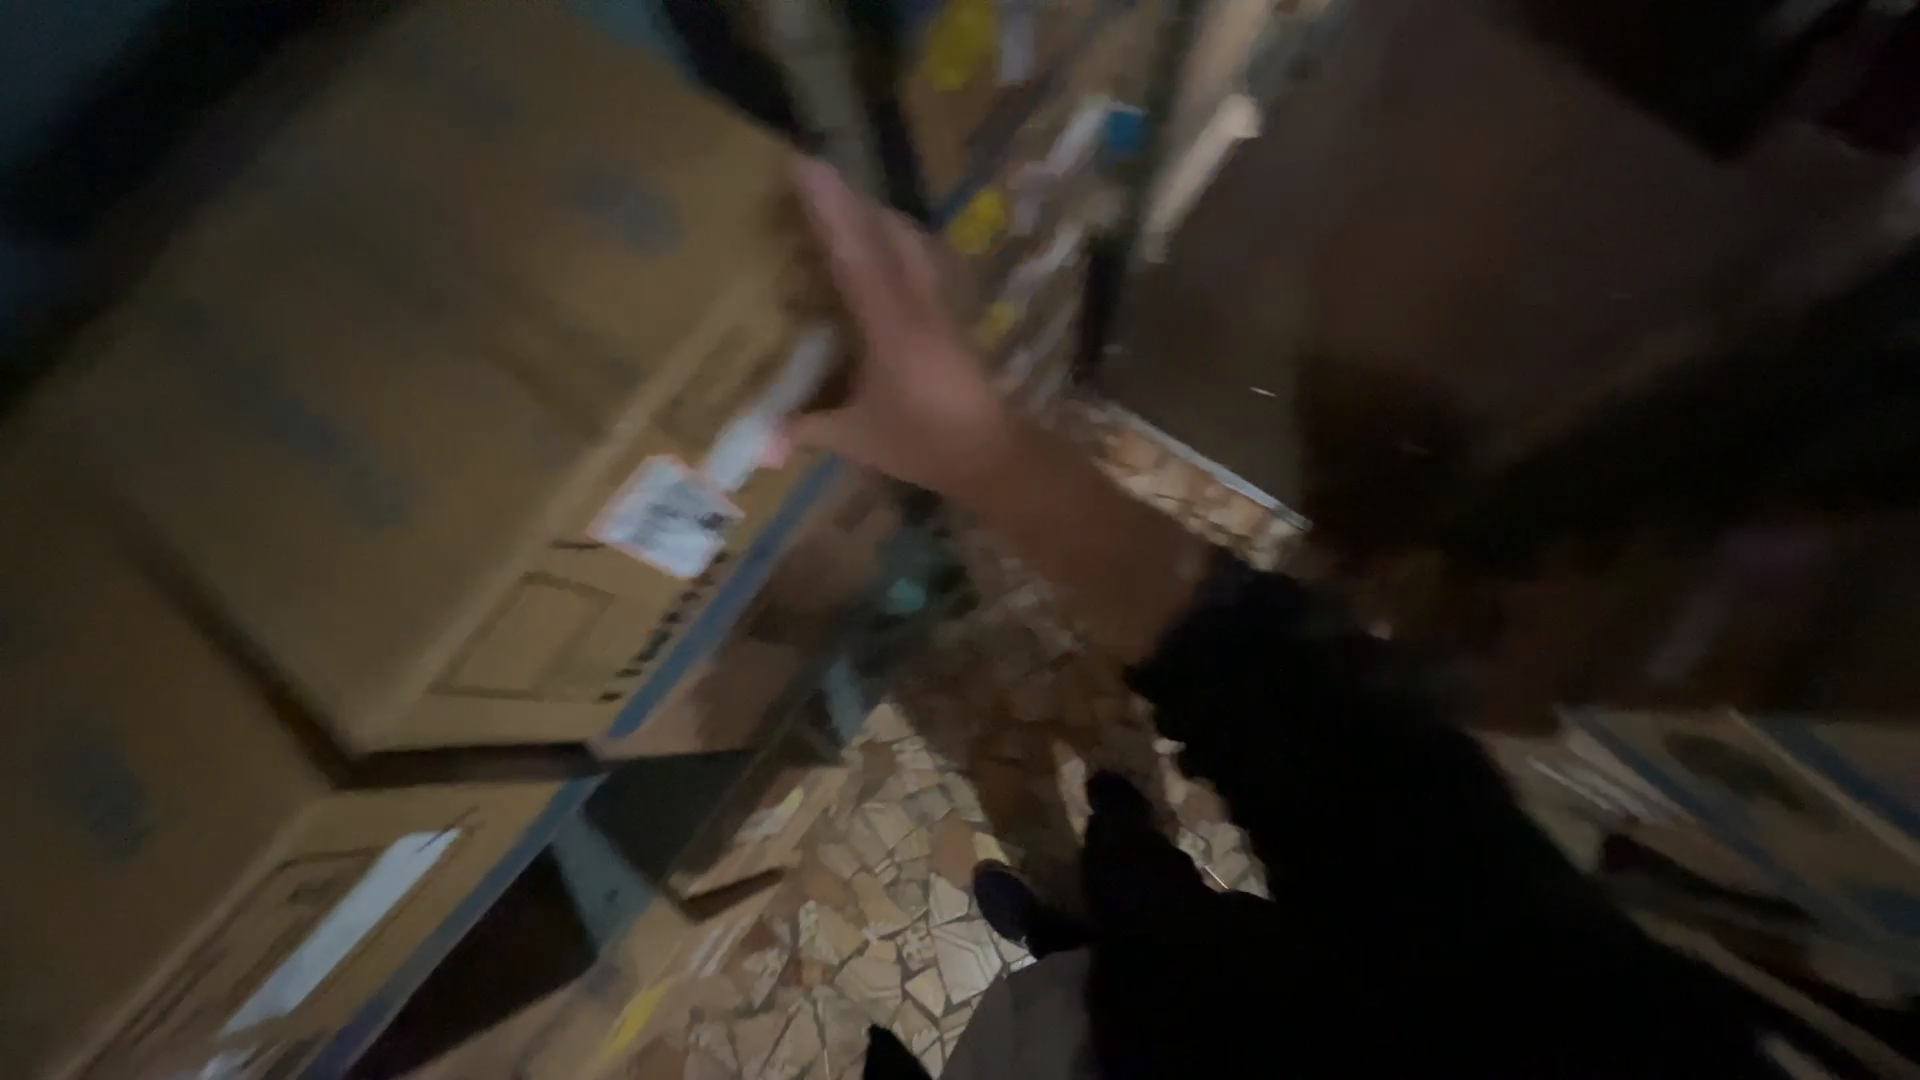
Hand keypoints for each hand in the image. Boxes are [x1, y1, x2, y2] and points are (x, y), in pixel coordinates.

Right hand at [784, 156, 1014, 499]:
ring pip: (914, 242)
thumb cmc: (923, 444)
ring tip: (850, 213)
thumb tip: (759, 444)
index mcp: (889, 326)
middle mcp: (918, 304)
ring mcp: (943, 307)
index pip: (855, 253)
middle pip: (890, 231)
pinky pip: (927, 262)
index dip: (829, 208)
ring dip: (881, 218)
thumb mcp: (857, 438)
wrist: (992, 454)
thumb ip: (806, 429)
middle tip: (816, 184)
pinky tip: (890, 256)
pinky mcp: (956, 318)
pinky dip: (902, 244)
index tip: (804, 163)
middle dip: (853, 201)